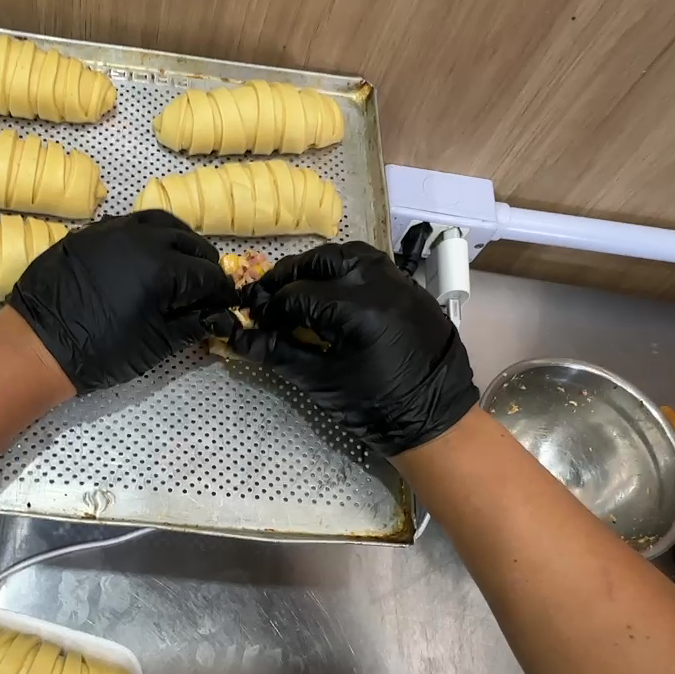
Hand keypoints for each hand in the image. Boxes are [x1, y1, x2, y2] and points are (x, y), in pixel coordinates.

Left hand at [9, 211, 237, 393]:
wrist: (39, 345)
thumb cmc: (100, 352)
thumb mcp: (155, 345)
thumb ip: (192, 325)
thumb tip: (217, 318)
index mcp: (162, 266)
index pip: (206, 274)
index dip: (222, 292)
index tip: (227, 305)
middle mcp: (141, 237)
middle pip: (188, 240)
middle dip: (204, 263)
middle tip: (208, 286)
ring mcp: (112, 230)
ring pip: (159, 223)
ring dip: (179, 241)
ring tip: (183, 263)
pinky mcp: (89, 233)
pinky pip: (129, 224)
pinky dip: (149, 236)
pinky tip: (147, 257)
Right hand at [227, 241, 478, 455]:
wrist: (434, 419)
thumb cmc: (375, 407)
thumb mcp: (321, 382)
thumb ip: (279, 354)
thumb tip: (240, 339)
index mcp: (355, 308)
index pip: (296, 295)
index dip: (269, 308)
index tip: (254, 321)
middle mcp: (378, 282)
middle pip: (319, 261)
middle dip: (288, 277)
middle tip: (268, 297)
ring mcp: (399, 281)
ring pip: (347, 254)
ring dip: (317, 267)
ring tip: (299, 289)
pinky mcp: (410, 288)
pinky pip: (371, 265)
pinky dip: (344, 271)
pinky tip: (333, 294)